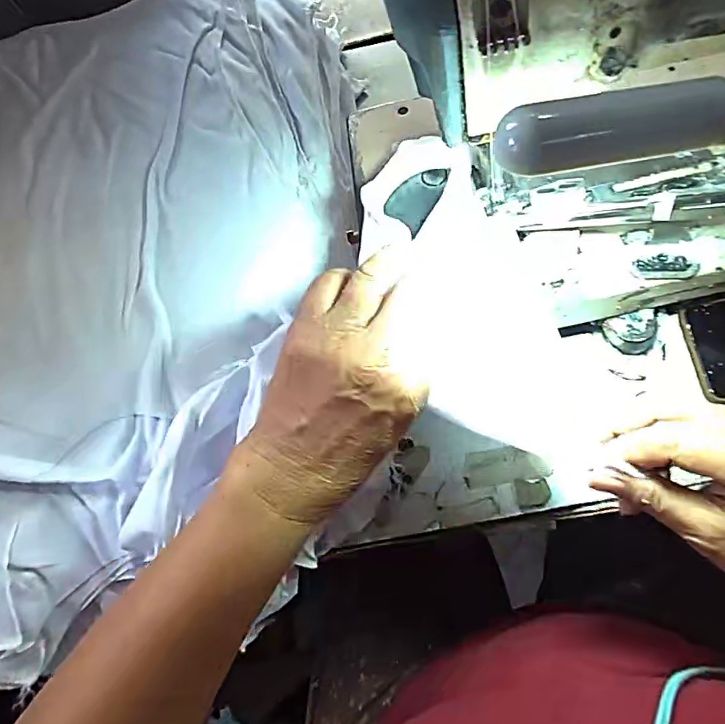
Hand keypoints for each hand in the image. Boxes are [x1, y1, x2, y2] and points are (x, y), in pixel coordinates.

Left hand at [229, 249, 429, 527]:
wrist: (290, 468)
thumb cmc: (344, 456)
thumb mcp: (400, 420)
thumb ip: (413, 376)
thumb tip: (417, 338)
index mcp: (400, 384)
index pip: (428, 329)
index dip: (432, 305)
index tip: (434, 293)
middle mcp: (369, 353)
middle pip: (400, 293)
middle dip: (410, 269)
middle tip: (414, 254)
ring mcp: (333, 336)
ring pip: (364, 279)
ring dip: (378, 265)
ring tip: (387, 259)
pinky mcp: (304, 330)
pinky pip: (325, 286)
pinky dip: (340, 278)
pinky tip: (348, 281)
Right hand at [587, 398, 724, 611]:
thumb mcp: (707, 535)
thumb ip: (652, 498)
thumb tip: (604, 476)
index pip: (669, 439)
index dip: (625, 453)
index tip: (596, 471)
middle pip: (662, 413)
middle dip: (624, 441)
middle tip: (600, 472)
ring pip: (663, 411)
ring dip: (634, 441)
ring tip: (622, 480)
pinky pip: (676, 418)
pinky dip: (653, 440)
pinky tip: (643, 468)